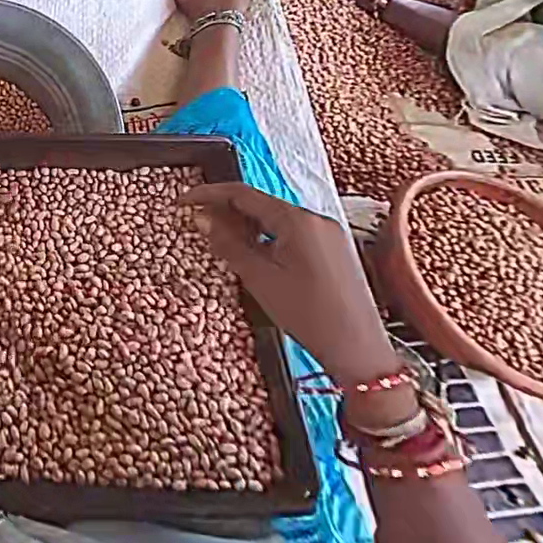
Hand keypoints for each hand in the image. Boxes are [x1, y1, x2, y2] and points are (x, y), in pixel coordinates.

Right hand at [180, 182, 399, 383]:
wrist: (359, 349)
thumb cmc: (306, 314)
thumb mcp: (259, 278)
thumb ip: (228, 243)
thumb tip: (201, 218)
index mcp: (296, 219)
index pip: (242, 194)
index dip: (208, 194)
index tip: (182, 201)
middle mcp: (315, 217)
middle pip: (261, 202)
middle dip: (226, 209)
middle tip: (197, 222)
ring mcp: (328, 231)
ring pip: (276, 217)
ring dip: (246, 223)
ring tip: (220, 238)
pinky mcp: (334, 247)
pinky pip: (292, 231)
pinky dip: (267, 235)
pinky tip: (253, 252)